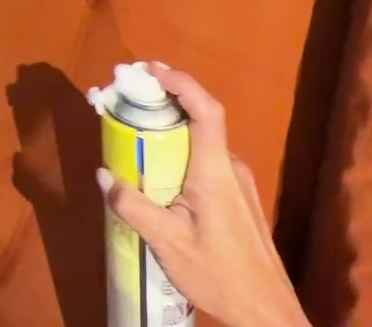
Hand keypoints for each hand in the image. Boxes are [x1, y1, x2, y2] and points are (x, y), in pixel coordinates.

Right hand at [97, 65, 311, 326]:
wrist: (270, 317)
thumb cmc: (222, 277)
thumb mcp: (169, 245)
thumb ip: (134, 207)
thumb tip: (102, 174)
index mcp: (215, 172)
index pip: (206, 110)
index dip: (181, 82)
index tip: (150, 70)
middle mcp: (229, 168)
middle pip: (198, 119)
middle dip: (162, 102)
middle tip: (128, 98)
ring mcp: (236, 183)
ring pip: (199, 142)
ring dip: (168, 130)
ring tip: (133, 133)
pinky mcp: (236, 198)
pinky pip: (203, 160)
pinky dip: (178, 152)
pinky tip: (156, 172)